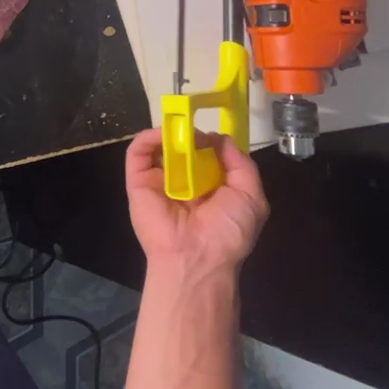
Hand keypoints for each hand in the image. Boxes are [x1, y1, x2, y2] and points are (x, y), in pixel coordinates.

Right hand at [124, 128, 267, 277]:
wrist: (196, 256)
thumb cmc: (227, 232)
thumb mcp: (251, 198)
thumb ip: (241, 166)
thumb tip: (220, 138)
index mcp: (210, 188)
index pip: (208, 157)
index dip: (212, 143)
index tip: (216, 136)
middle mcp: (183, 182)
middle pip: (183, 149)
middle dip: (190, 137)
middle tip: (196, 133)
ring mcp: (158, 181)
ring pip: (159, 147)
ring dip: (169, 134)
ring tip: (180, 132)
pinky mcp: (137, 181)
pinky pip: (137, 154)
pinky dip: (147, 138)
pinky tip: (162, 134)